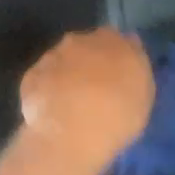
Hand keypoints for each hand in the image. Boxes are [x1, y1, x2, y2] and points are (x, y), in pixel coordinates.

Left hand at [19, 29, 155, 166]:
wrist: (71, 133)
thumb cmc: (118, 116)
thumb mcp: (142, 96)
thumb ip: (135, 71)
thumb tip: (129, 55)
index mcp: (113, 41)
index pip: (119, 41)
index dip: (118, 59)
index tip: (119, 78)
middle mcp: (81, 40)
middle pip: (87, 47)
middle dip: (90, 64)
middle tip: (95, 92)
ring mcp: (53, 56)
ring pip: (62, 62)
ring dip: (67, 77)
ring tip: (71, 106)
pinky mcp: (31, 76)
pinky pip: (43, 81)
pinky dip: (48, 92)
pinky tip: (53, 114)